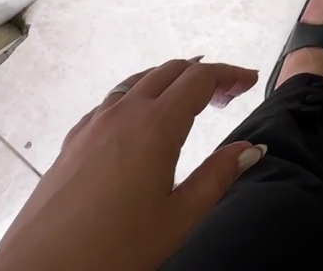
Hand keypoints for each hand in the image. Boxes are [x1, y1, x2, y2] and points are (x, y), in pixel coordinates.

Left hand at [0, 58, 262, 270]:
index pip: (201, 77)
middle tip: (228, 96)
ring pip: (140, 80)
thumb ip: (217, 176)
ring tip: (189, 102)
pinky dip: (140, 96)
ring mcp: (93, 124)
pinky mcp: (71, 142)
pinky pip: (113, 100)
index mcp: (156, 125)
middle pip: (172, 70)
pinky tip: (142, 124)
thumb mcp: (177, 219)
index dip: (230, 74)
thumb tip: (250, 150)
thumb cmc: (113, 252)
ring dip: (171, 81)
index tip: (250, 82)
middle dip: (204, 74)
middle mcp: (124, 112)